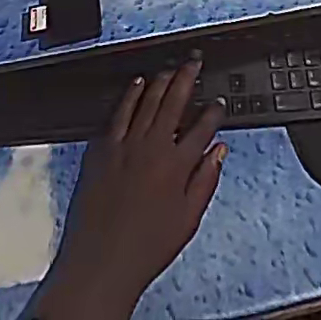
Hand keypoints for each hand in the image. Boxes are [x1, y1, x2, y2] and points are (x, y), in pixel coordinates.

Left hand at [31, 58, 227, 319]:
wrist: (102, 258)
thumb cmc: (146, 245)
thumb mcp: (188, 218)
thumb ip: (206, 180)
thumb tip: (219, 151)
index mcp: (177, 166)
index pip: (202, 127)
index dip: (213, 111)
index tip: (218, 101)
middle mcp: (153, 147)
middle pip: (174, 101)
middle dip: (187, 77)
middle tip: (194, 62)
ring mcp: (127, 142)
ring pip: (148, 99)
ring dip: (161, 79)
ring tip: (171, 67)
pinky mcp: (104, 144)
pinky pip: (120, 110)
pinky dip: (130, 93)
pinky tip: (137, 82)